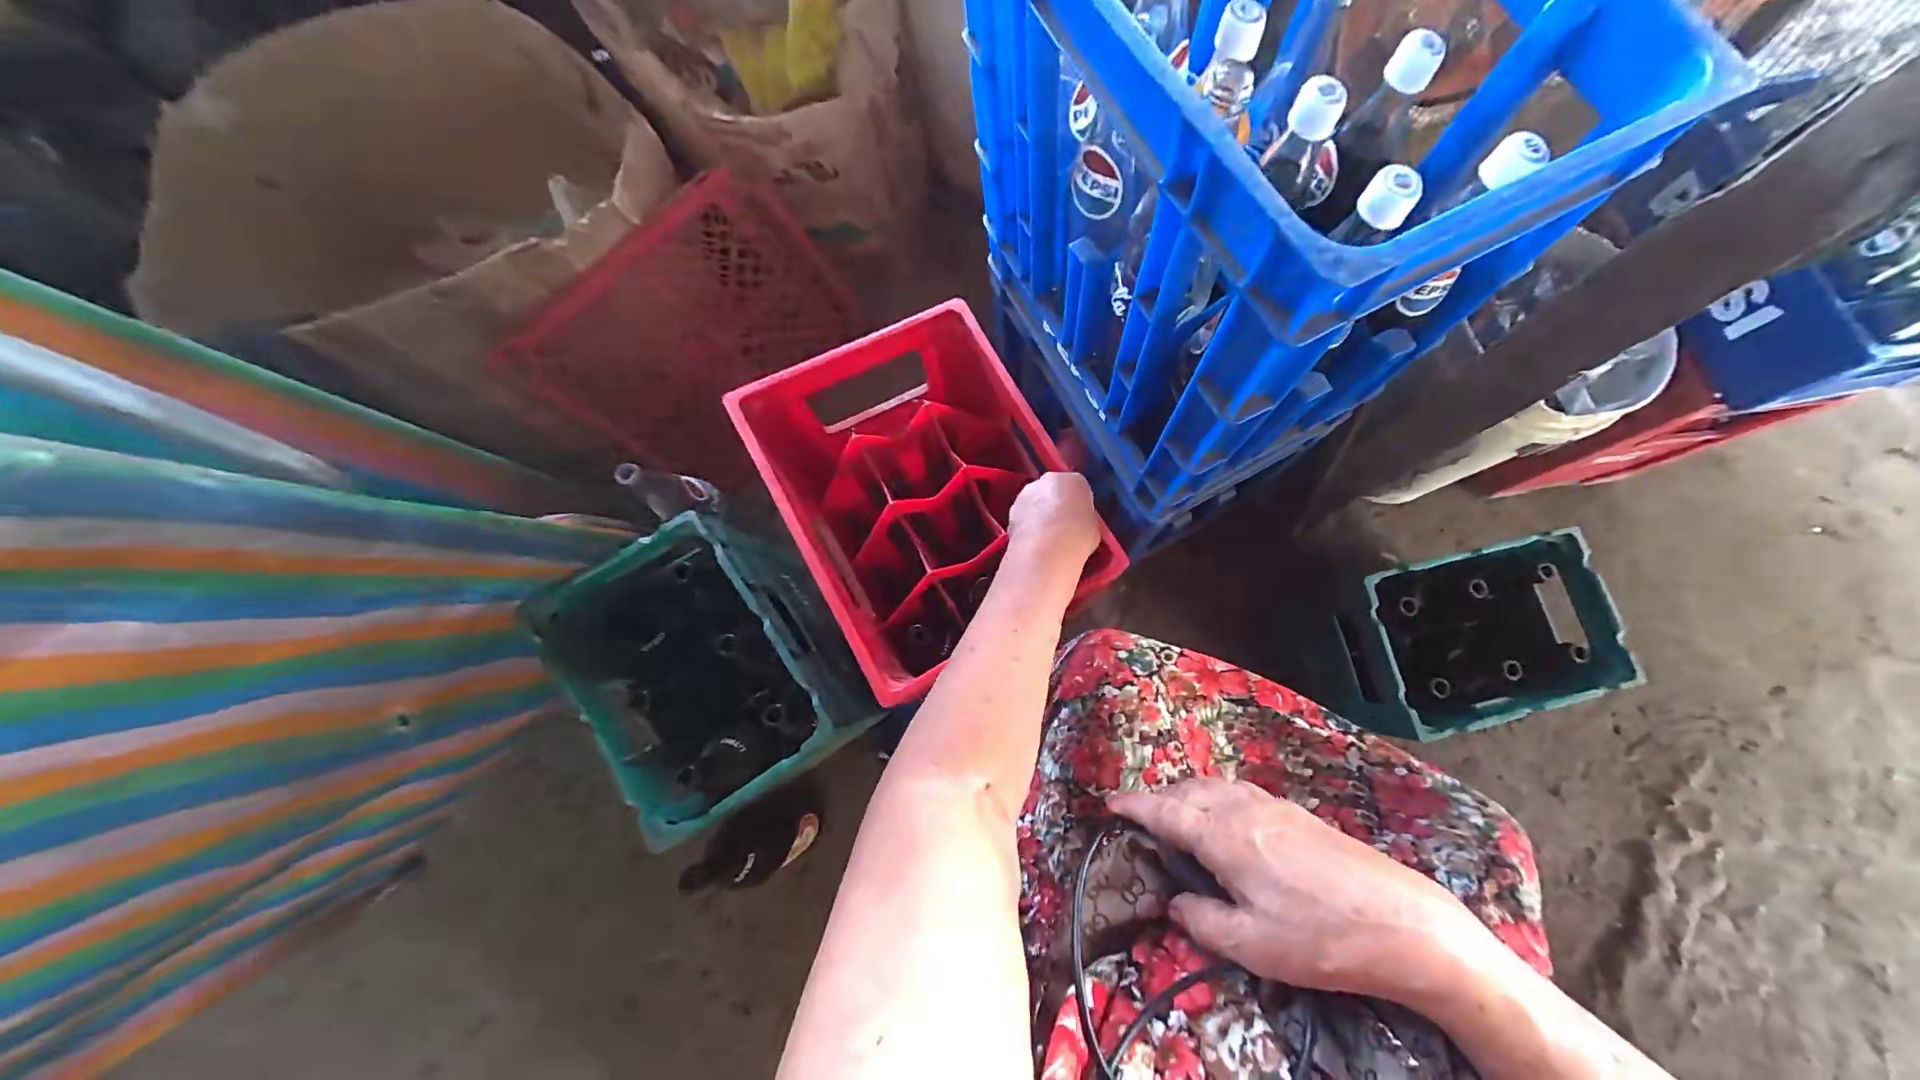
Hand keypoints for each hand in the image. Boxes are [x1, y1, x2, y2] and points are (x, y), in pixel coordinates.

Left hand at [1006, 472, 1099, 566]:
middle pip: (1053, 490)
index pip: (1077, 487)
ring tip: (1045, 537)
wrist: (1045, 550)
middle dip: (1055, 504)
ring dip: (1038, 514)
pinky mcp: (1010, 511)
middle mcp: (1046, 480)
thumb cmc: (1076, 536)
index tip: (1079, 518)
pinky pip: (1023, 516)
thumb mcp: (1093, 526)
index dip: (1078, 503)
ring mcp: (1025, 494)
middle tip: (1062, 525)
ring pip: (1034, 501)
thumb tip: (1078, 523)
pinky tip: (1033, 542)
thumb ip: (1084, 517)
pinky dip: (1026, 525)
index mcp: (1073, 479)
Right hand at [1109, 778, 1490, 1002]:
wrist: (1410, 926)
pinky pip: (1239, 792)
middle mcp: (1244, 809)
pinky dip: (1215, 797)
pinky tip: (1225, 821)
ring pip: (1215, 786)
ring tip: (1176, 816)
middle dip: (1158, 798)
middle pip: (1188, 790)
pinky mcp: (1298, 815)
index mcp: (1224, 835)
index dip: (1134, 806)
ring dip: (1187, 794)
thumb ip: (1202, 920)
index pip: (1165, 810)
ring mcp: (1274, 807)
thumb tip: (1176, 902)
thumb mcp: (1253, 945)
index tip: (1109, 805)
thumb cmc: (1323, 938)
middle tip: (1139, 818)